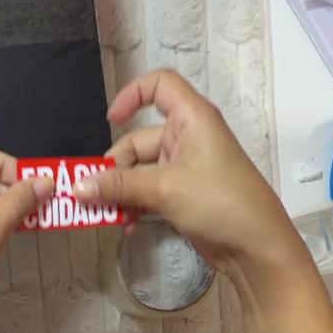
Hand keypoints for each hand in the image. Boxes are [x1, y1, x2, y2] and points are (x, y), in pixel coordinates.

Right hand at [74, 70, 309, 281]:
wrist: (255, 246)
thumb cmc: (218, 202)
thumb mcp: (165, 190)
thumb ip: (119, 186)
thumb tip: (78, 187)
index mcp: (191, 119)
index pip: (159, 86)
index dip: (132, 95)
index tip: (110, 121)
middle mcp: (187, 138)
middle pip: (138, 141)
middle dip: (115, 169)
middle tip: (95, 196)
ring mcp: (184, 169)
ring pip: (140, 172)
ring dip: (122, 194)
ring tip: (110, 217)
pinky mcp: (182, 196)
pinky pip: (148, 194)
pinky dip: (135, 207)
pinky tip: (128, 226)